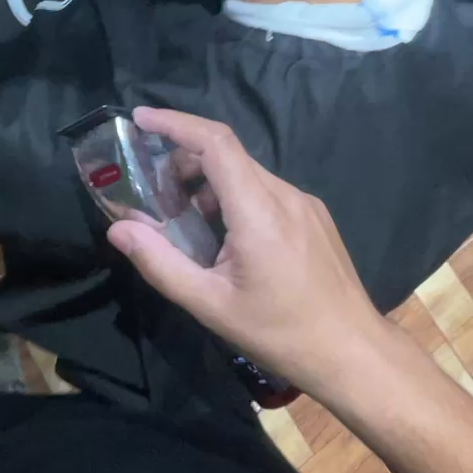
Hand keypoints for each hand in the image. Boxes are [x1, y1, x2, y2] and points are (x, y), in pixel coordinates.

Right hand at [106, 108, 384, 393]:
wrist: (355, 354)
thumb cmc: (281, 333)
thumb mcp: (211, 305)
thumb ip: (160, 264)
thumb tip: (118, 229)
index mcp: (258, 209)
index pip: (215, 142)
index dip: (176, 123)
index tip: (140, 118)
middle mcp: (284, 193)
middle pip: (226, 154)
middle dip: (184, 161)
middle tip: (156, 194)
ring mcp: (303, 202)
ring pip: (245, 172)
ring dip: (208, 183)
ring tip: (187, 222)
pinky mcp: (313, 215)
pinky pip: (264, 190)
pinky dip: (233, 197)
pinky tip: (225, 237)